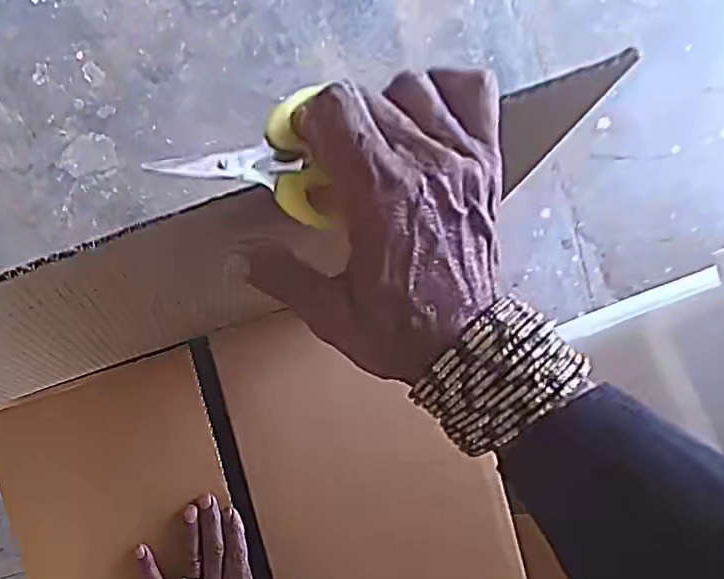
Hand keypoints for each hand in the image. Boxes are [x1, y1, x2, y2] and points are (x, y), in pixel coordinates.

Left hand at [136, 494, 298, 578]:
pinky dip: (148, 571)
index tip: (233, 513)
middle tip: (209, 499)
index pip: (238, 561)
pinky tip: (141, 551)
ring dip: (190, 536)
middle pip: (215, 554)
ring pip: (191, 563)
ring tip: (189, 511)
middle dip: (212, 524)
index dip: (236, 535)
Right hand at [243, 69, 502, 384]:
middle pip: (365, 99)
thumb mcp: (331, 315)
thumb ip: (285, 278)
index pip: (335, 111)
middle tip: (328, 165)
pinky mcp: (485, 163)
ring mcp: (459, 158)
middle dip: (335, 125)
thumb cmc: (401, 332)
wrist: (465, 345)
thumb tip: (239, 258)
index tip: (298, 151)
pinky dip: (443, 93)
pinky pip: (470, 91)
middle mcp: (422, 164)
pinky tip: (422, 122)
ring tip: (371, 148)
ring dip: (381, 110)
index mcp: (379, 196)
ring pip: (411, 88)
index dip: (306, 123)